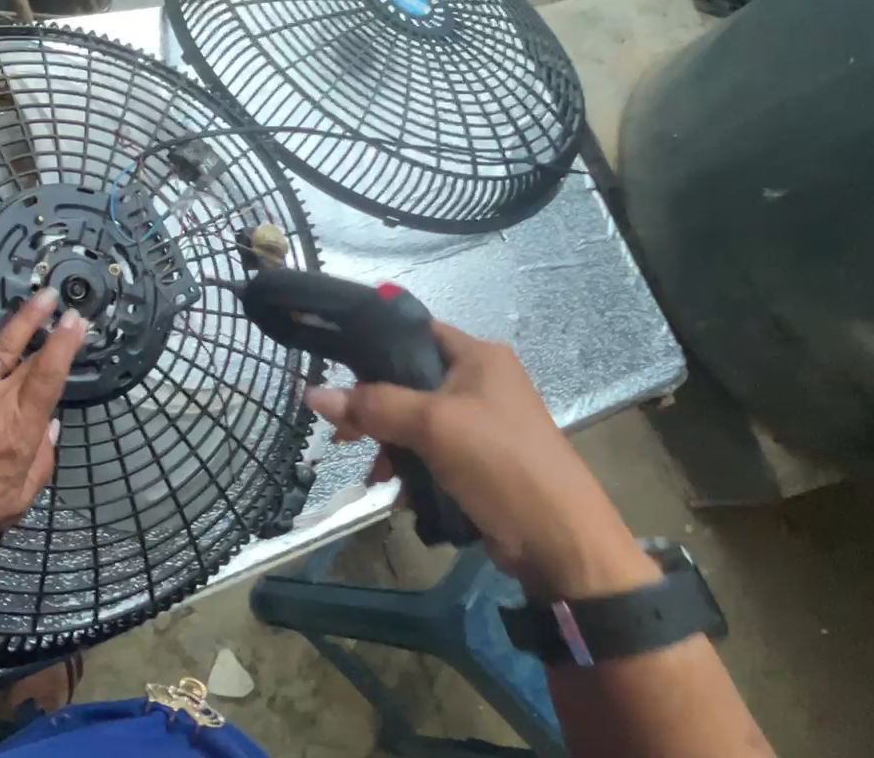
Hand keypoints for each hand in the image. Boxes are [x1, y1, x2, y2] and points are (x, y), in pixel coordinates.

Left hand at [0, 283, 86, 567]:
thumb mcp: (19, 500)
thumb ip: (41, 460)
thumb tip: (51, 427)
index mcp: (20, 426)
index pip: (50, 374)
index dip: (66, 344)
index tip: (78, 322)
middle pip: (28, 356)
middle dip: (51, 327)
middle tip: (65, 305)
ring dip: (20, 318)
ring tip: (39, 297)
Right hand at [306, 323, 657, 598]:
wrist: (560, 542)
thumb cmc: (500, 464)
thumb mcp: (432, 426)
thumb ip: (372, 405)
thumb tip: (313, 393)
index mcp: (478, 356)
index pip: (413, 331)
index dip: (373, 346)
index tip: (334, 370)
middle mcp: (480, 380)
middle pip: (407, 379)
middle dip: (373, 408)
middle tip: (344, 434)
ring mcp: (480, 420)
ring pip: (413, 418)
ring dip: (388, 443)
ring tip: (375, 472)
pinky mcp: (478, 457)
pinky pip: (428, 449)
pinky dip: (409, 464)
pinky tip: (397, 489)